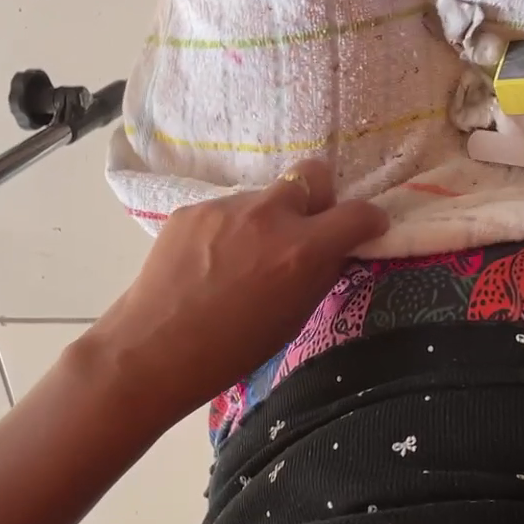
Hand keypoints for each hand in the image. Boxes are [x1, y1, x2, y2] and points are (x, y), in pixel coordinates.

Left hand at [85, 159, 390, 419]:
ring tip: (243, 258)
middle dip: (317, 198)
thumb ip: (319, 274)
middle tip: (304, 229)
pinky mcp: (193, 209)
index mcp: (301, 249)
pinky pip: (226, 211)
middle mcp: (268, 216)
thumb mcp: (293, 318)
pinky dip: (230, 229)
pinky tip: (211, 262)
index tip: (369, 228)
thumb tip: (333, 251)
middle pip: (311, 174)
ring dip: (267, 219)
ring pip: (263, 197)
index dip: (370, 220)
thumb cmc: (232, 350)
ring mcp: (226, 207)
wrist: (153, 349)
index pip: (357, 214)